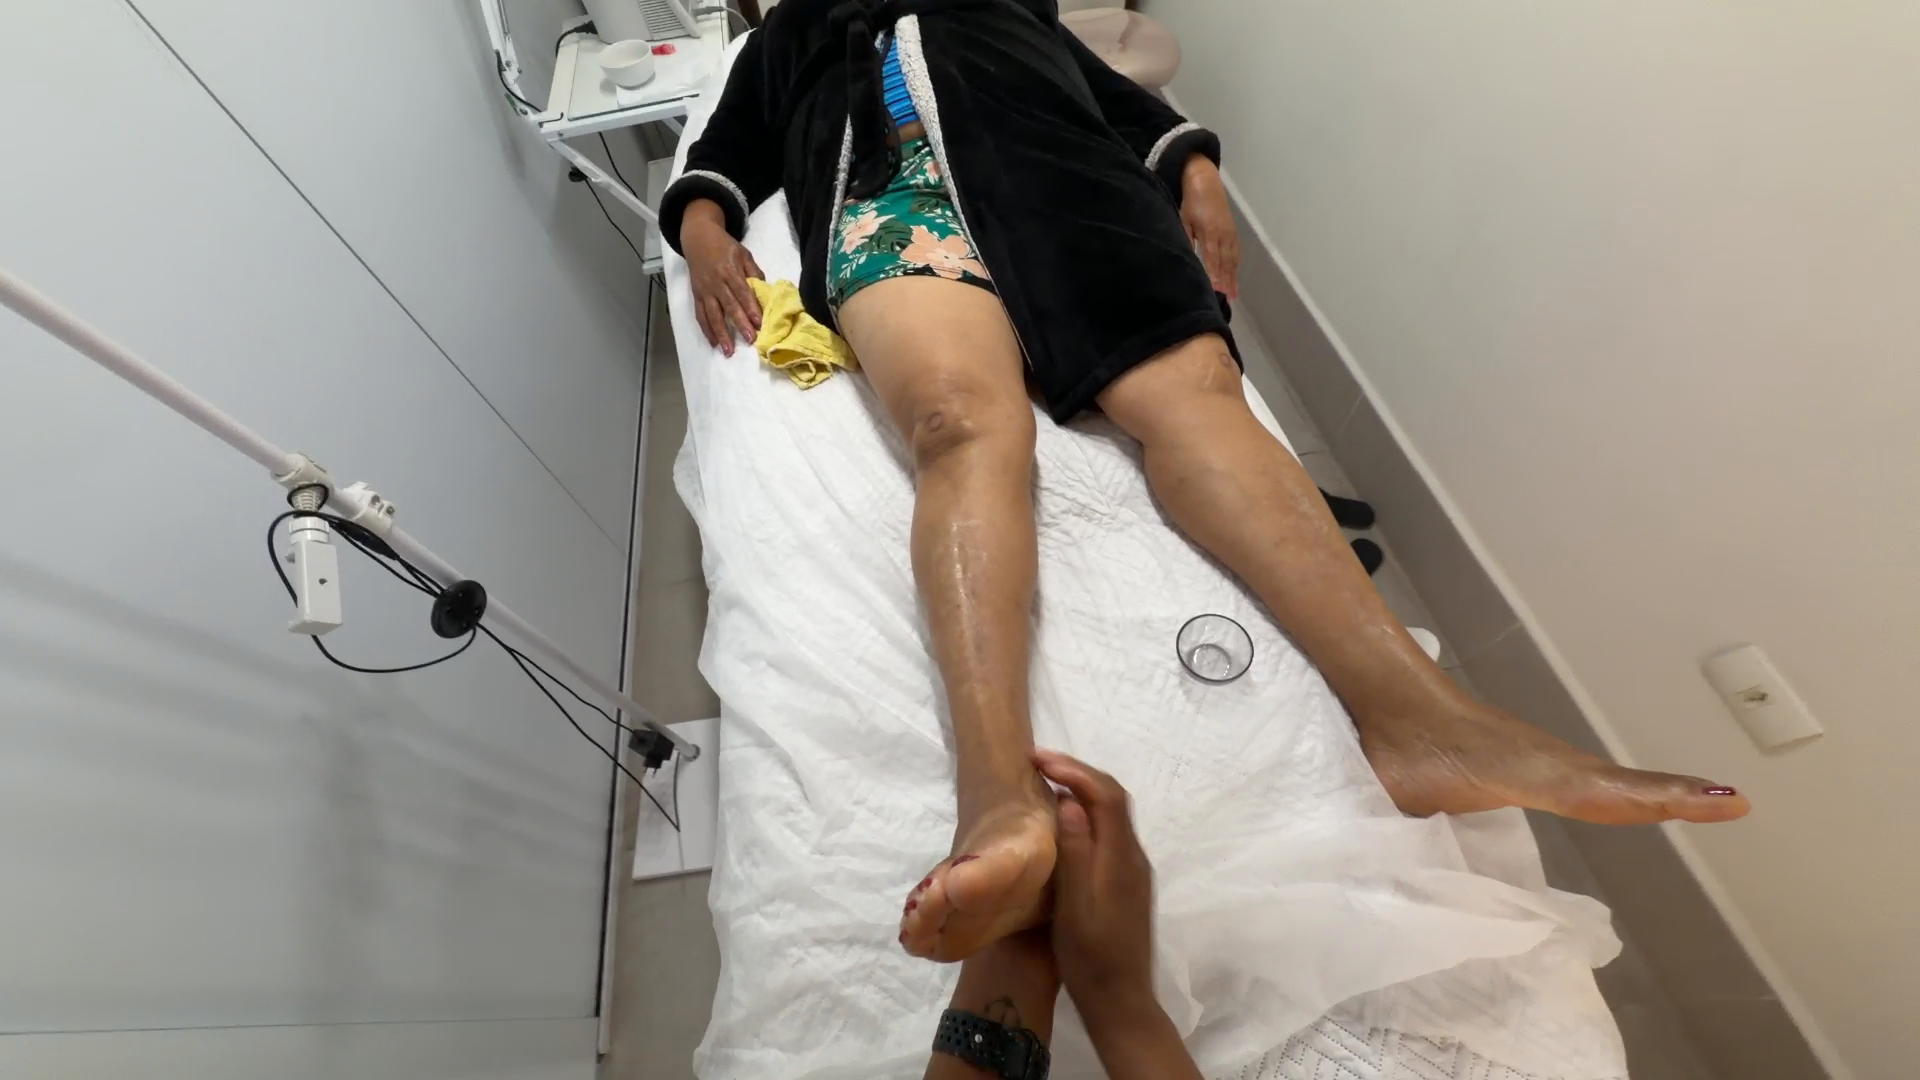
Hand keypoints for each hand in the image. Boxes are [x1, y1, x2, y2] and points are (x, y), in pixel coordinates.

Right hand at [682, 199, 764, 355]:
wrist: (697, 237)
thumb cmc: (725, 247)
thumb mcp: (743, 254)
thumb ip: (754, 273)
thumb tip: (765, 293)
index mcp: (730, 270)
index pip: (742, 292)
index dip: (750, 308)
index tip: (759, 323)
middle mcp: (716, 282)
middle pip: (729, 306)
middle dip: (740, 324)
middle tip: (750, 340)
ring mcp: (704, 290)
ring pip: (712, 314)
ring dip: (721, 333)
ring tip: (728, 351)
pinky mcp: (696, 295)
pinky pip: (700, 315)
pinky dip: (706, 330)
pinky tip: (714, 343)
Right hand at [1033, 749, 1155, 1029]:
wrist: (1121, 1001)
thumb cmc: (1089, 957)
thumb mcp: (1073, 907)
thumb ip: (1075, 852)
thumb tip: (1070, 802)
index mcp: (1121, 858)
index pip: (1104, 795)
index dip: (1073, 770)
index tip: (1038, 760)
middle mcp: (1133, 855)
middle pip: (1112, 795)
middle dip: (1077, 771)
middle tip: (1038, 762)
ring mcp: (1132, 866)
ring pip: (1111, 810)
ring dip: (1082, 786)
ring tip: (1047, 779)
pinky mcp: (1127, 878)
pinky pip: (1108, 826)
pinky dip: (1086, 807)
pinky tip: (1063, 816)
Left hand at [1179, 155, 1239, 299]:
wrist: (1204, 180)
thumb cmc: (1190, 201)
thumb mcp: (1183, 220)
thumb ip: (1186, 239)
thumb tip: (1186, 259)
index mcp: (1210, 232)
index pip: (1213, 259)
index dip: (1215, 276)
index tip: (1217, 291)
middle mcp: (1223, 234)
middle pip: (1225, 262)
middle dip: (1226, 281)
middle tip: (1227, 299)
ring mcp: (1229, 232)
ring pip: (1232, 258)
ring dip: (1233, 277)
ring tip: (1234, 294)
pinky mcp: (1232, 230)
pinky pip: (1236, 251)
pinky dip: (1236, 265)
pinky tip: (1235, 276)